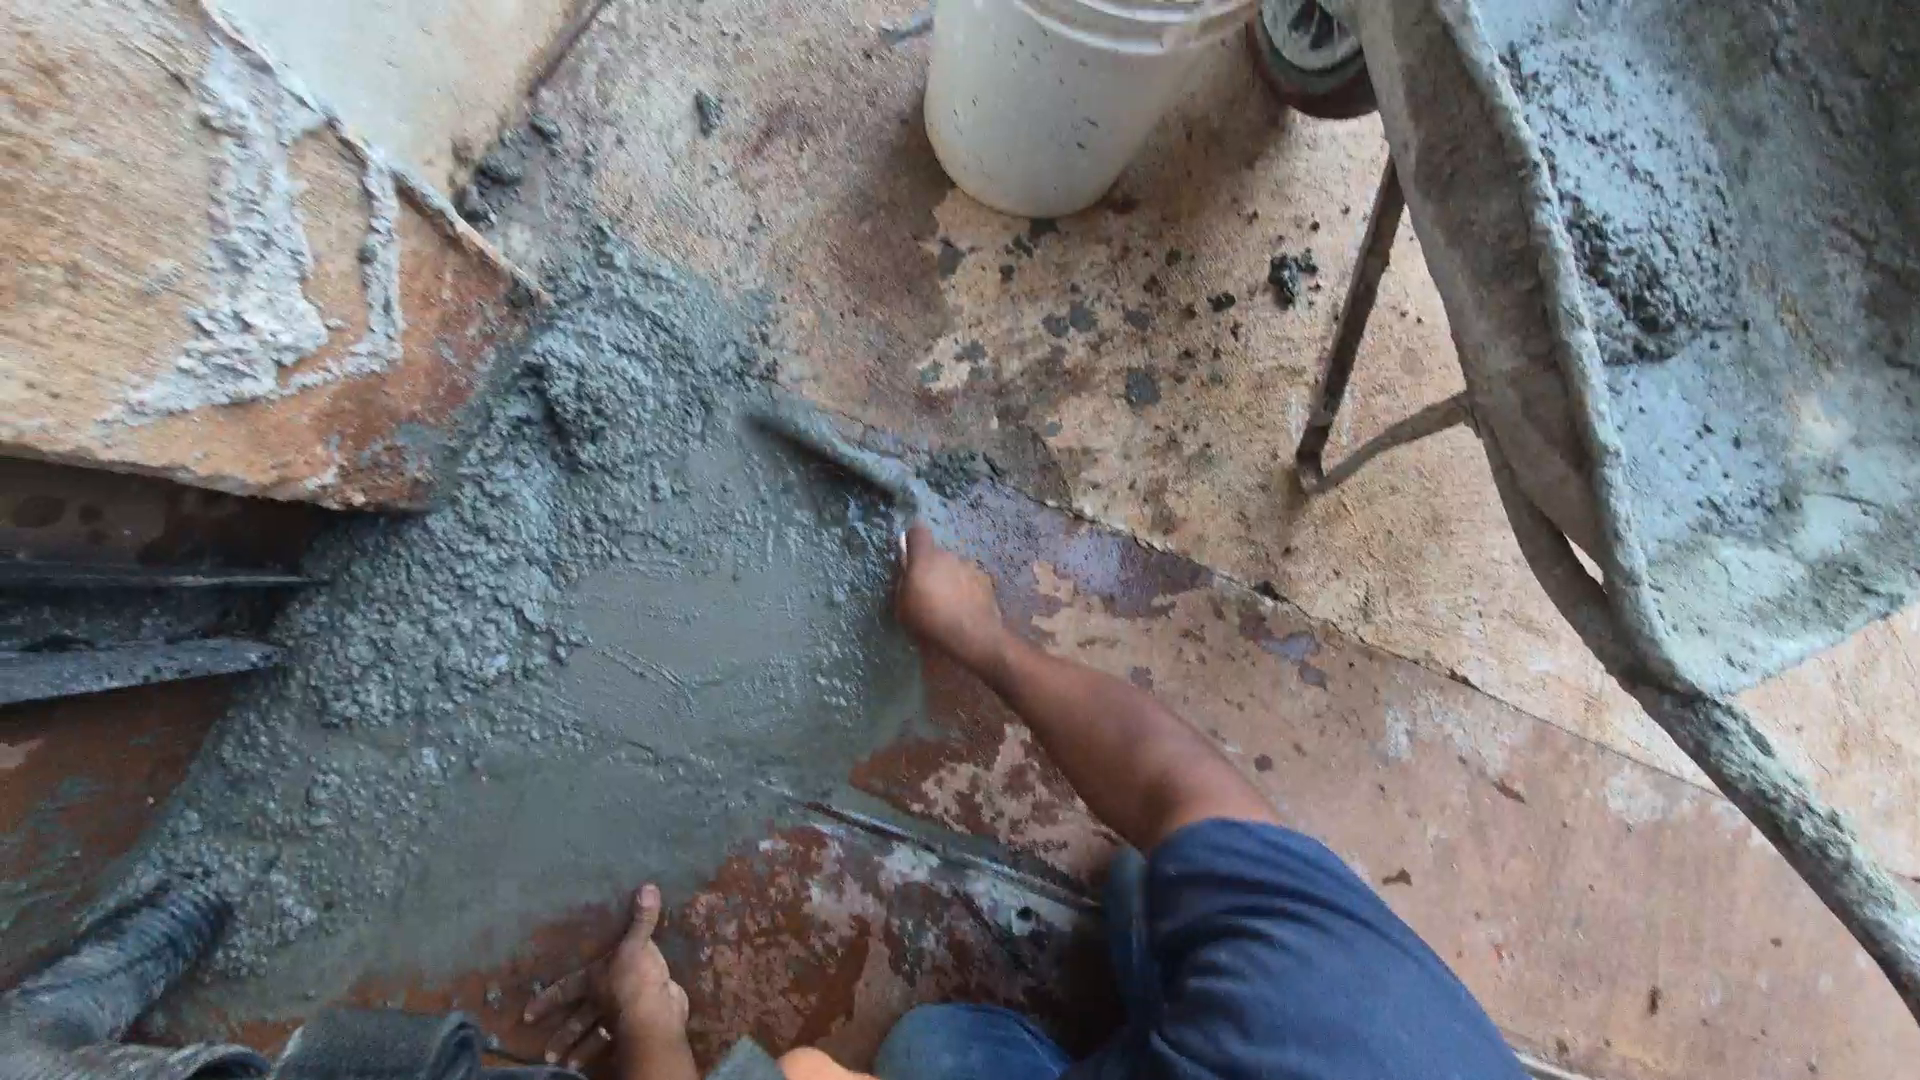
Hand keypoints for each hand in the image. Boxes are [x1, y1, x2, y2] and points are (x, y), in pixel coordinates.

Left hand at [523, 884, 689, 1069]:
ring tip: (570, 1066)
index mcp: (594, 982)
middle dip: (563, 1036)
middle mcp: (600, 1003)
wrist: (654, 1014)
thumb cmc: (634, 979)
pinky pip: (619, 1040)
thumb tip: (647, 886)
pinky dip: (615, 1046)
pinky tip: (614, 1052)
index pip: (565, 989)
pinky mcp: (634, 1030)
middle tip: (548, 1055)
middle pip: (577, 1021)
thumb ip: (641, 919)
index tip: (526, 1016)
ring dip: (583, 1050)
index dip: (547, 1000)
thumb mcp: (636, 944)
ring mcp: (615, 1021)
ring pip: (594, 1037)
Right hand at [894, 523, 1009, 675]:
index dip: (913, 540)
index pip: (918, 532)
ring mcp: (971, 567)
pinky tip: (966, 609)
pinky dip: (967, 589)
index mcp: (925, 558)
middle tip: (928, 591)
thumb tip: (907, 568)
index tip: (910, 553)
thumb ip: (904, 582)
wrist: (972, 638)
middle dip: (933, 567)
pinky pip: (971, 580)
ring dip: (951, 578)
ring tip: (949, 604)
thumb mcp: (903, 607)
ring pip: (956, 567)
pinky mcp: (987, 582)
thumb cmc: (930, 623)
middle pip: (938, 554)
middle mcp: (949, 556)